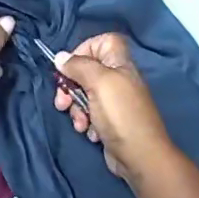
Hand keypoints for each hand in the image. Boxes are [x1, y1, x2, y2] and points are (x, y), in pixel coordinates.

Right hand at [53, 31, 174, 181]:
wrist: (138, 155)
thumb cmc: (120, 115)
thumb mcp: (99, 83)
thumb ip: (79, 66)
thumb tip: (60, 57)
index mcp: (119, 63)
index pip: (102, 42)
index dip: (84, 50)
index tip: (69, 67)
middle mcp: (117, 79)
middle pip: (85, 71)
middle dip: (70, 87)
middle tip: (62, 102)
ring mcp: (113, 102)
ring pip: (83, 96)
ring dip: (76, 110)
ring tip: (80, 123)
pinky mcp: (108, 121)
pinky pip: (89, 115)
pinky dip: (86, 122)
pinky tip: (91, 132)